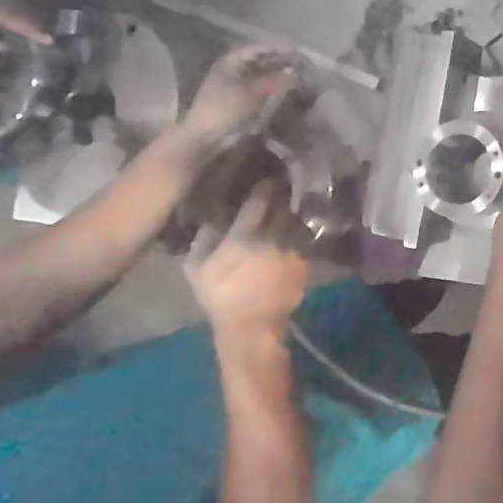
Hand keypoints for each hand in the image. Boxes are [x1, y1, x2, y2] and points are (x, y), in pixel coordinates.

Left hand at [183, 45, 300, 150]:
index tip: (296, 52)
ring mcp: (237, 85)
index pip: (257, 49)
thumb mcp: (253, 92)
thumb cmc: (227, 108)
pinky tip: (286, 90)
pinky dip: (273, 88)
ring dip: (278, 76)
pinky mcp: (241, 99)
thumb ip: (275, 80)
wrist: (208, 136)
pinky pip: (261, 89)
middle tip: (300, 65)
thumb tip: (294, 70)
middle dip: (280, 63)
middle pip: (260, 62)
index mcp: (230, 63)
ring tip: (297, 77)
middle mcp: (233, 70)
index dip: (277, 49)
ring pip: (262, 76)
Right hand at [185, 179, 311, 330]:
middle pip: (284, 204)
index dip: (265, 186)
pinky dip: (303, 228)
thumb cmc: (219, 296)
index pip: (260, 200)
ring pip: (298, 218)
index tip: (267, 177)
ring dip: (296, 208)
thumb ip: (203, 238)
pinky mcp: (306, 259)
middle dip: (285, 192)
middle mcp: (273, 236)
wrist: (251, 325)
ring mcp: (293, 248)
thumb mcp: (196, 268)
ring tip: (297, 198)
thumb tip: (212, 216)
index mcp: (245, 236)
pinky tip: (301, 224)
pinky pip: (306, 236)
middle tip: (284, 182)